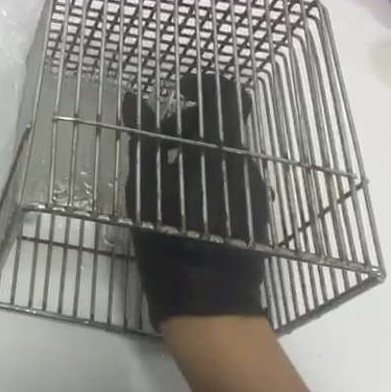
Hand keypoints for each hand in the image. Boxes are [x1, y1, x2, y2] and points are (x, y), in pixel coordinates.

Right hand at [122, 74, 271, 324]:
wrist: (210, 308)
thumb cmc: (171, 243)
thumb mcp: (146, 189)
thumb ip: (144, 139)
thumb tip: (135, 100)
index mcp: (221, 153)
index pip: (226, 96)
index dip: (203, 83)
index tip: (178, 87)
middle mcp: (245, 166)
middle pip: (221, 126)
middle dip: (189, 124)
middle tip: (156, 141)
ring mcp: (255, 192)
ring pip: (225, 153)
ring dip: (198, 152)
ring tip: (165, 175)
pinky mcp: (255, 214)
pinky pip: (230, 179)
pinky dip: (208, 175)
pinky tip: (184, 201)